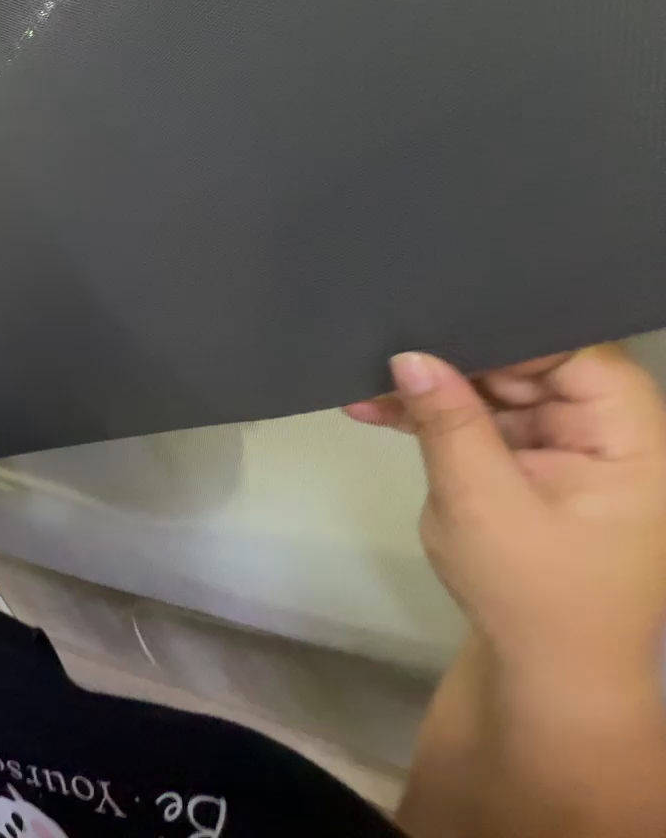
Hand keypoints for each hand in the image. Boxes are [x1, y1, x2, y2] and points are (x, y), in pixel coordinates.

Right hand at [347, 346, 665, 691]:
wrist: (544, 659)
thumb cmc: (529, 583)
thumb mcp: (478, 497)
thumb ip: (448, 422)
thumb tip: (410, 355)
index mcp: (633, 445)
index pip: (582, 361)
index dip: (512, 342)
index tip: (432, 338)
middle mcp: (614, 440)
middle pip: (537, 372)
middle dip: (458, 366)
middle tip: (381, 364)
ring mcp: (574, 454)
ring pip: (502, 396)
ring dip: (434, 395)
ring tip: (363, 391)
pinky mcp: (537, 468)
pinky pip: (487, 425)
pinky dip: (435, 420)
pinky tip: (378, 413)